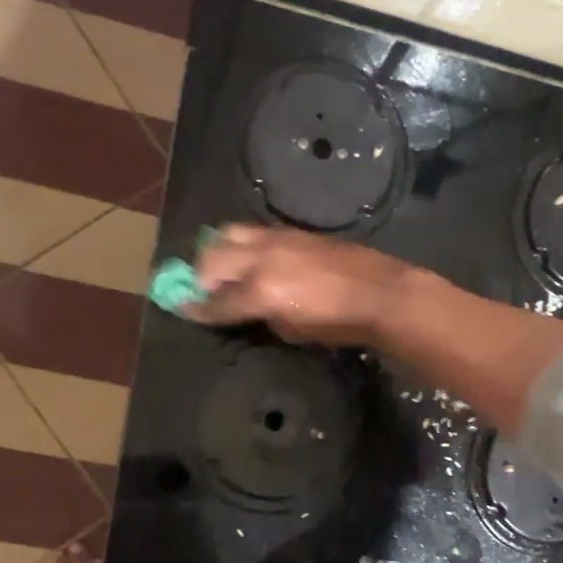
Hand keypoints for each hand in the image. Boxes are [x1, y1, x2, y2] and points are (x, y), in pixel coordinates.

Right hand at [191, 224, 437, 346]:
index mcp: (261, 291)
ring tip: (220, 270)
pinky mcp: (291, 231)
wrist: (380, 293)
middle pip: (212, 260)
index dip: (196, 309)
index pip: (216, 301)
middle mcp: (261, 259)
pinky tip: (246, 259)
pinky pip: (251, 233)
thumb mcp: (292, 331)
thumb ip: (260, 316)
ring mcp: (276, 239)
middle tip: (202, 292)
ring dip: (216, 253)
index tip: (182, 309)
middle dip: (200, 278)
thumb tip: (245, 307)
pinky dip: (239, 245)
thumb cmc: (338, 324)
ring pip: (227, 235)